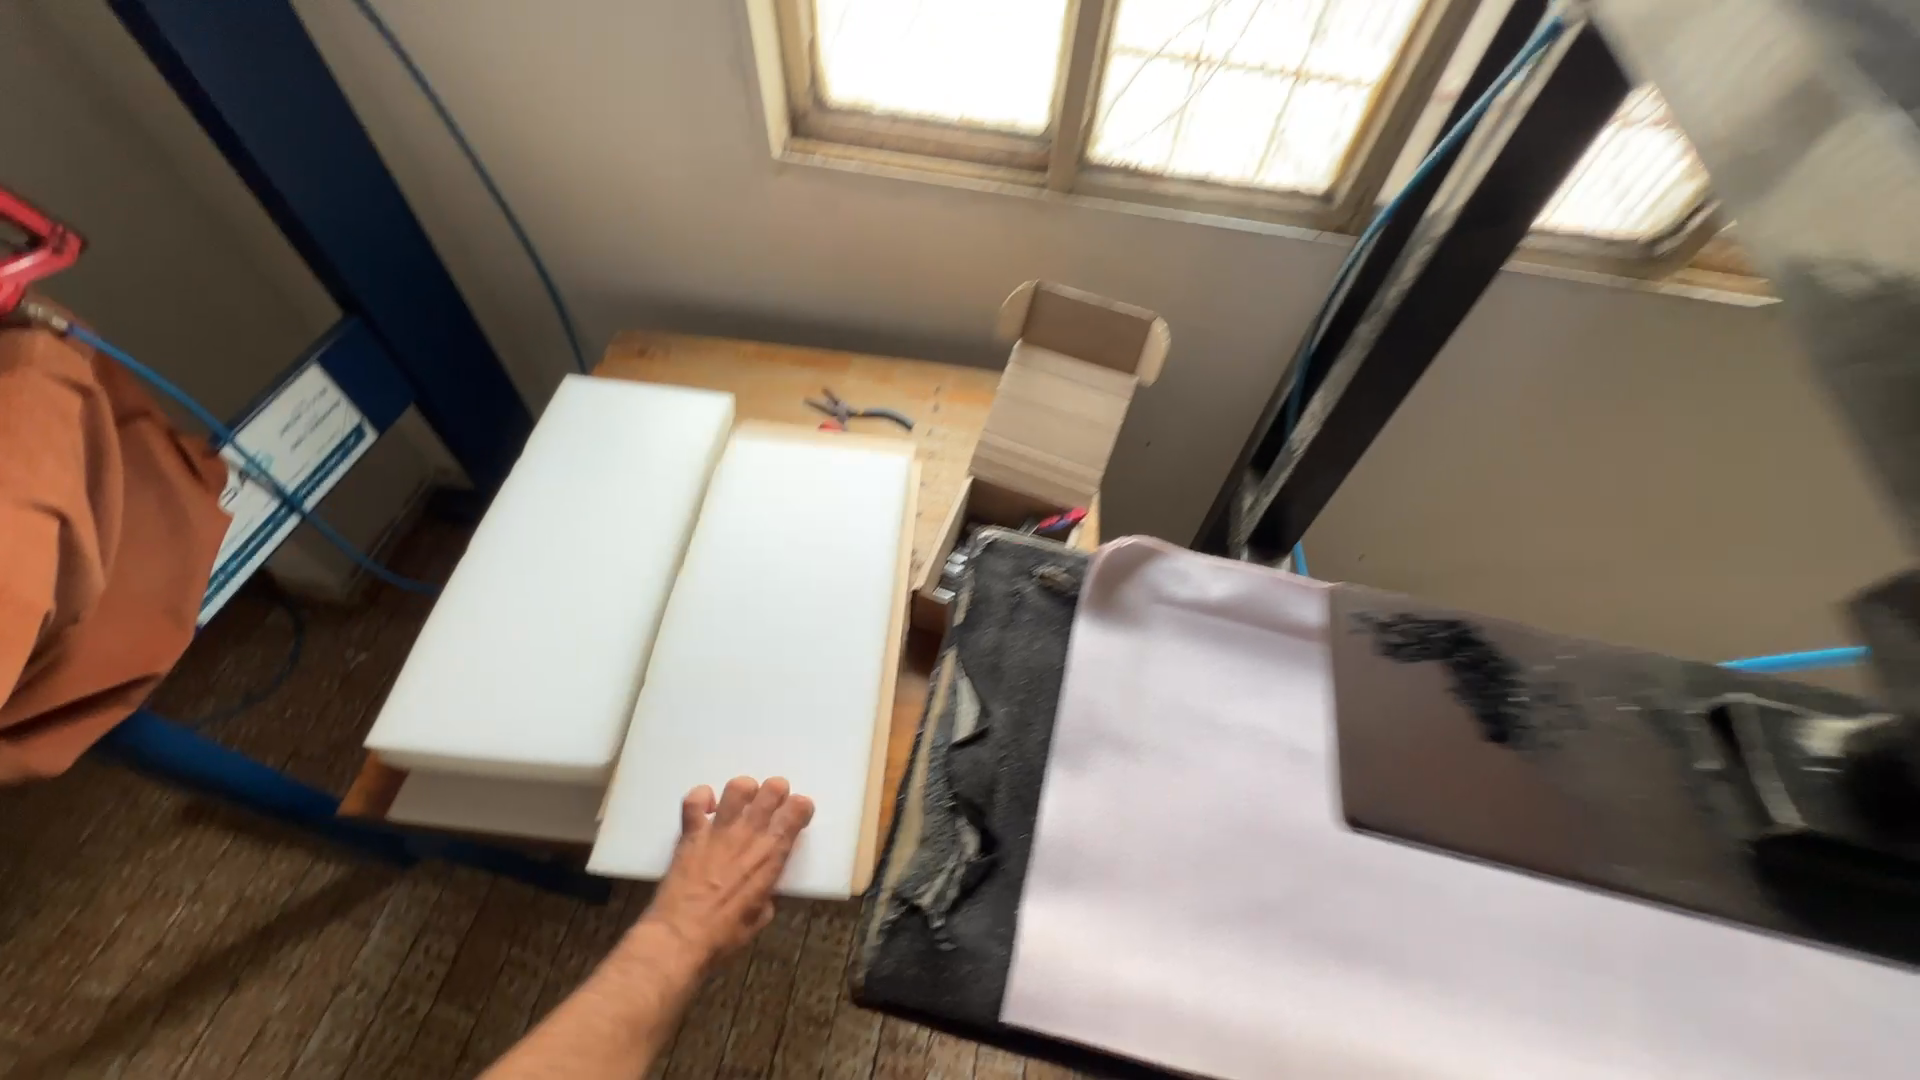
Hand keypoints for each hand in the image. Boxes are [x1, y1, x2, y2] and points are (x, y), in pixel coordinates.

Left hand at [633, 776, 814, 966]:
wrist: (680, 938)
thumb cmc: (724, 935)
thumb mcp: (760, 917)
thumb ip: (766, 893)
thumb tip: (762, 890)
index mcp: (772, 855)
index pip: (798, 809)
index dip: (800, 807)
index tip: (796, 816)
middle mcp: (749, 834)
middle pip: (772, 789)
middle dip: (776, 791)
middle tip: (770, 805)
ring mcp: (719, 830)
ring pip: (737, 788)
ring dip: (743, 791)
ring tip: (740, 803)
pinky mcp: (691, 833)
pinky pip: (694, 800)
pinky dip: (701, 798)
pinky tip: (706, 808)